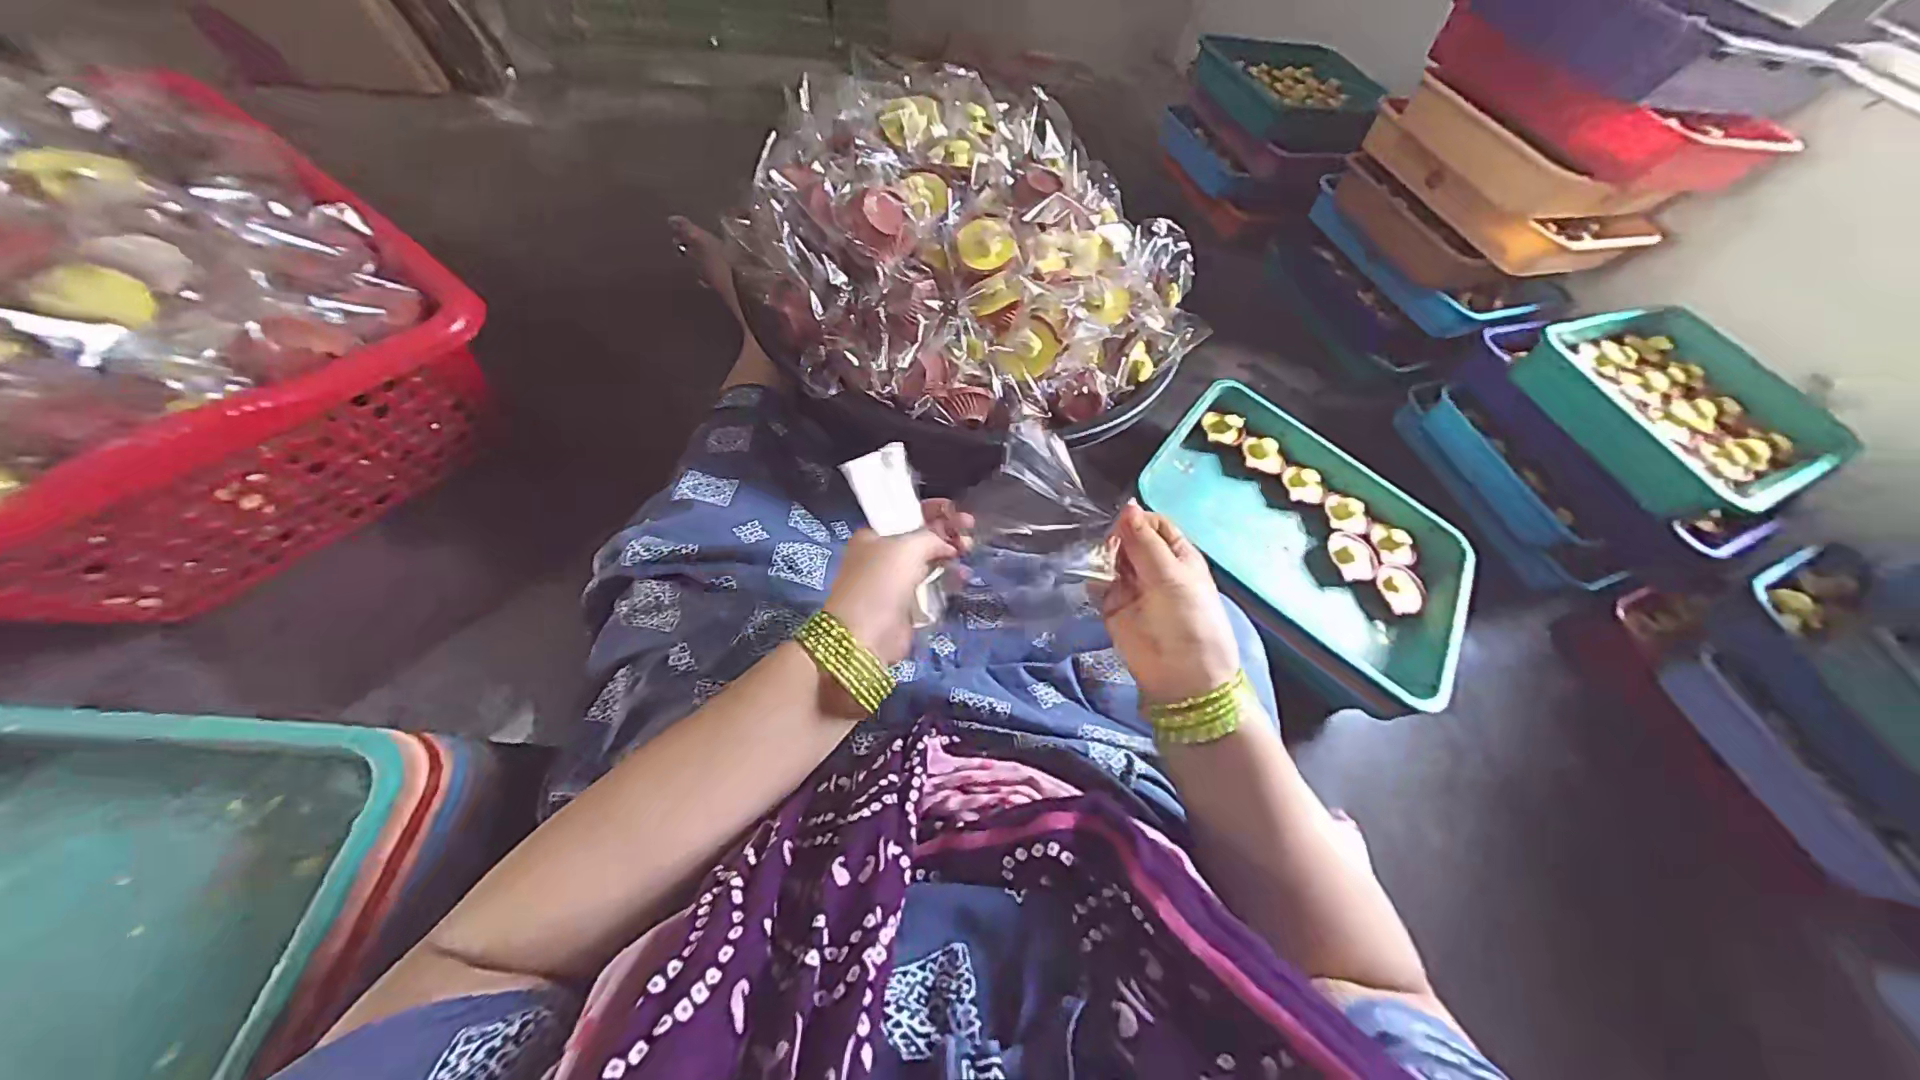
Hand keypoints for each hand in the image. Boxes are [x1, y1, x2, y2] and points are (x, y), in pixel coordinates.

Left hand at [824, 499, 973, 665]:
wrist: (865, 635)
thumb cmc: (880, 582)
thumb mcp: (906, 547)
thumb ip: (931, 537)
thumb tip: (948, 544)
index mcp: (874, 535)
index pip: (907, 514)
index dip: (933, 510)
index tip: (957, 511)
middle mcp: (884, 555)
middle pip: (921, 537)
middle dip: (946, 531)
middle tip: (969, 530)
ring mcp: (896, 580)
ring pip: (930, 560)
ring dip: (950, 554)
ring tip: (968, 552)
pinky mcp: (908, 604)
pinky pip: (933, 584)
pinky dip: (948, 578)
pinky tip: (963, 576)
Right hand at [1102, 501, 1241, 704]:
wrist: (1181, 676)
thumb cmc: (1188, 621)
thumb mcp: (1171, 577)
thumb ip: (1145, 542)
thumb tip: (1127, 504)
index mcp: (1177, 554)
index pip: (1153, 524)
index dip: (1136, 521)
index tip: (1121, 530)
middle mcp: (1153, 566)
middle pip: (1128, 538)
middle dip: (1116, 539)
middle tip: (1110, 551)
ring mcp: (1132, 586)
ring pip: (1110, 558)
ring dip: (1102, 557)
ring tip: (1100, 566)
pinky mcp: (1113, 605)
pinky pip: (1097, 582)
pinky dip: (1091, 577)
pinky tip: (1090, 578)